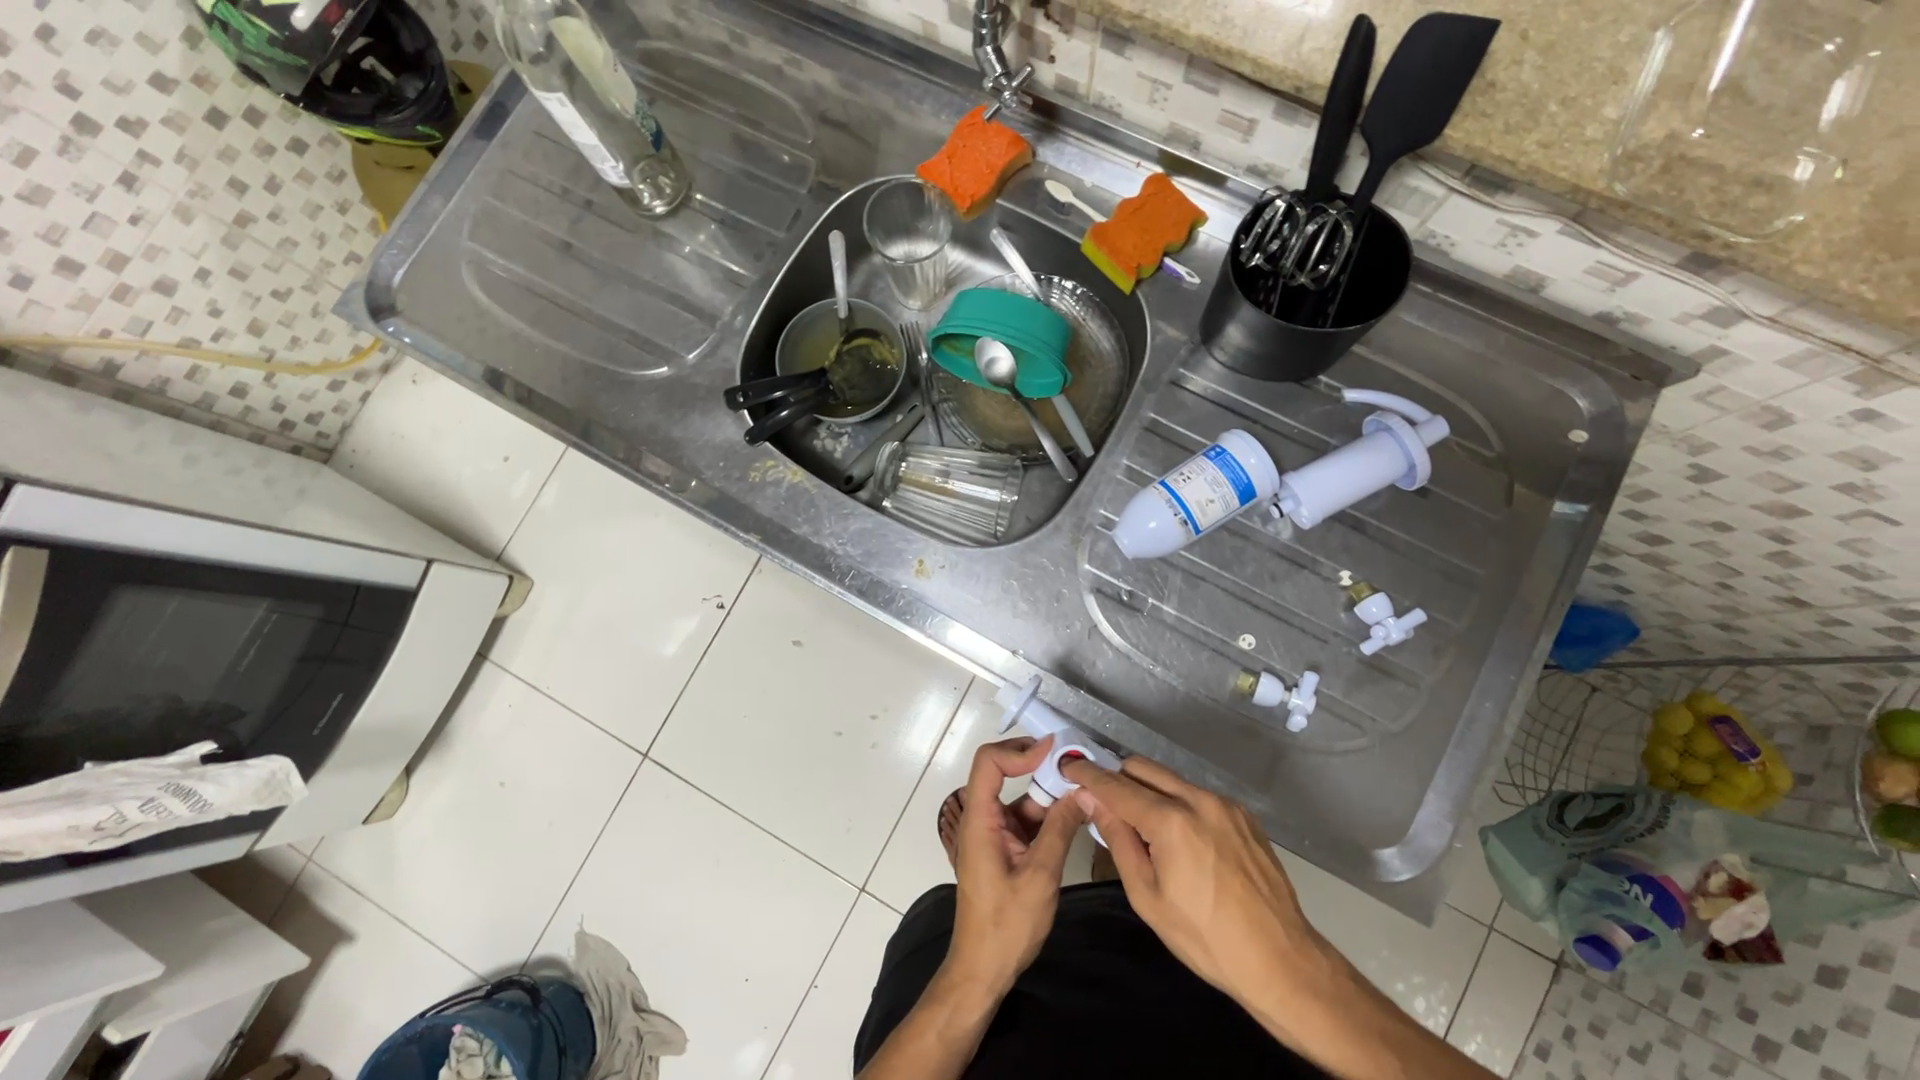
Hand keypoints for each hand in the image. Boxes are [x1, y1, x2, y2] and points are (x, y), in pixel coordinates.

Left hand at [945, 736, 1087, 991]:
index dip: (1020, 750)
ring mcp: (993, 835)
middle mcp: (982, 820)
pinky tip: (1078, 817)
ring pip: (1020, 798)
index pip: (989, 763)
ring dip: (1050, 793)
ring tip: (1087, 791)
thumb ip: (1061, 829)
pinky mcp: (1004, 849)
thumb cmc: (1006, 926)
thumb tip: (1086, 791)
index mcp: (979, 821)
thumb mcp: (1040, 875)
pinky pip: (1027, 821)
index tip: (1057, 752)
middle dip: (1041, 767)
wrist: (983, 969)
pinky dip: (1050, 816)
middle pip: (1004, 774)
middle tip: (1079, 766)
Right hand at [1061, 755, 1324, 1007]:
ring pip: (1172, 780)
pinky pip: (1198, 796)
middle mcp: (1200, 800)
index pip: (1116, 786)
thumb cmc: (1204, 938)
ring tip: (1141, 828)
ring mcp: (1227, 806)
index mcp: (1172, 822)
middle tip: (1101, 803)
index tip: (1068, 765)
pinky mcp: (1245, 816)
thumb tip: (1092, 801)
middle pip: (1144, 768)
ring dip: (1148, 791)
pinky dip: (1178, 804)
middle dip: (1117, 778)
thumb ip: (1118, 839)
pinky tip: (1179, 840)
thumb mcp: (1147, 895)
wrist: (1279, 959)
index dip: (1087, 774)